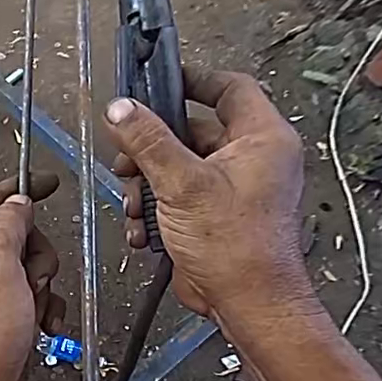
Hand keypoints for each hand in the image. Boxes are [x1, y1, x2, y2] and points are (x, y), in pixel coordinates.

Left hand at [0, 173, 65, 380]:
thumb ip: (8, 226)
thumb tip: (18, 202)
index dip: (20, 192)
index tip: (46, 183)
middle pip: (18, 234)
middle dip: (35, 258)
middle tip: (31, 280)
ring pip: (31, 263)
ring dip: (41, 287)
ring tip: (30, 308)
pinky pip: (33, 290)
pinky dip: (43, 306)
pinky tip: (40, 324)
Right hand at [103, 67, 315, 325]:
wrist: (245, 300)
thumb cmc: (236, 245)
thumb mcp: (182, 184)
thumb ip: (149, 142)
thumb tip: (120, 110)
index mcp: (260, 139)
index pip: (228, 88)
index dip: (193, 80)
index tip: (158, 81)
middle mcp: (249, 159)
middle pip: (188, 133)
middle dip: (150, 151)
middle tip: (126, 160)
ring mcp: (230, 187)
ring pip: (174, 167)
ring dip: (145, 186)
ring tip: (136, 204)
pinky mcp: (211, 213)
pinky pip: (173, 196)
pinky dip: (153, 209)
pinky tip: (143, 228)